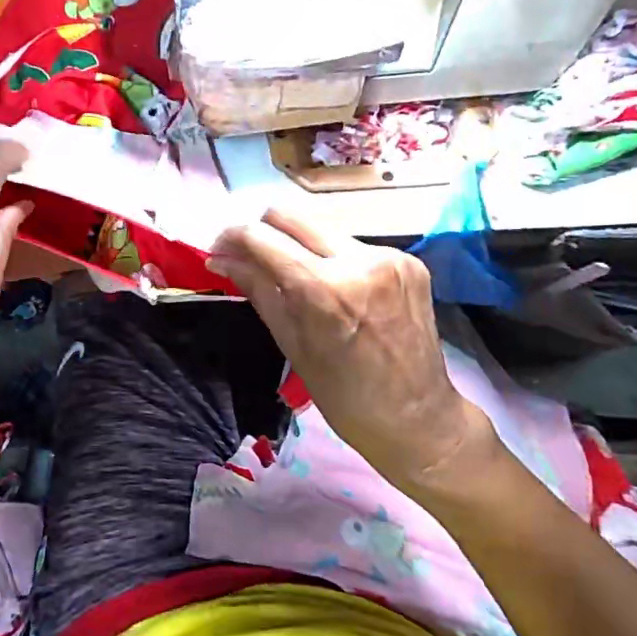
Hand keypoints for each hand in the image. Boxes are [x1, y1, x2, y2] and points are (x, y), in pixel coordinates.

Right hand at [208, 207, 501, 495]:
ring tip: (292, 279)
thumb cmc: (344, 397)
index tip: (218, 249)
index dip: (232, 237)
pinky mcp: (409, 262)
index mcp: (323, 290)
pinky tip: (333, 290)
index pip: (262, 238)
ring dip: (298, 246)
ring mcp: (388, 258)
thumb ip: (257, 290)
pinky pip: (353, 247)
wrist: (417, 418)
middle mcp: (358, 261)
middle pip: (291, 217)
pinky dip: (333, 260)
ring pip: (323, 229)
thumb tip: (222, 260)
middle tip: (247, 257)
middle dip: (262, 232)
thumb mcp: (291, 344)